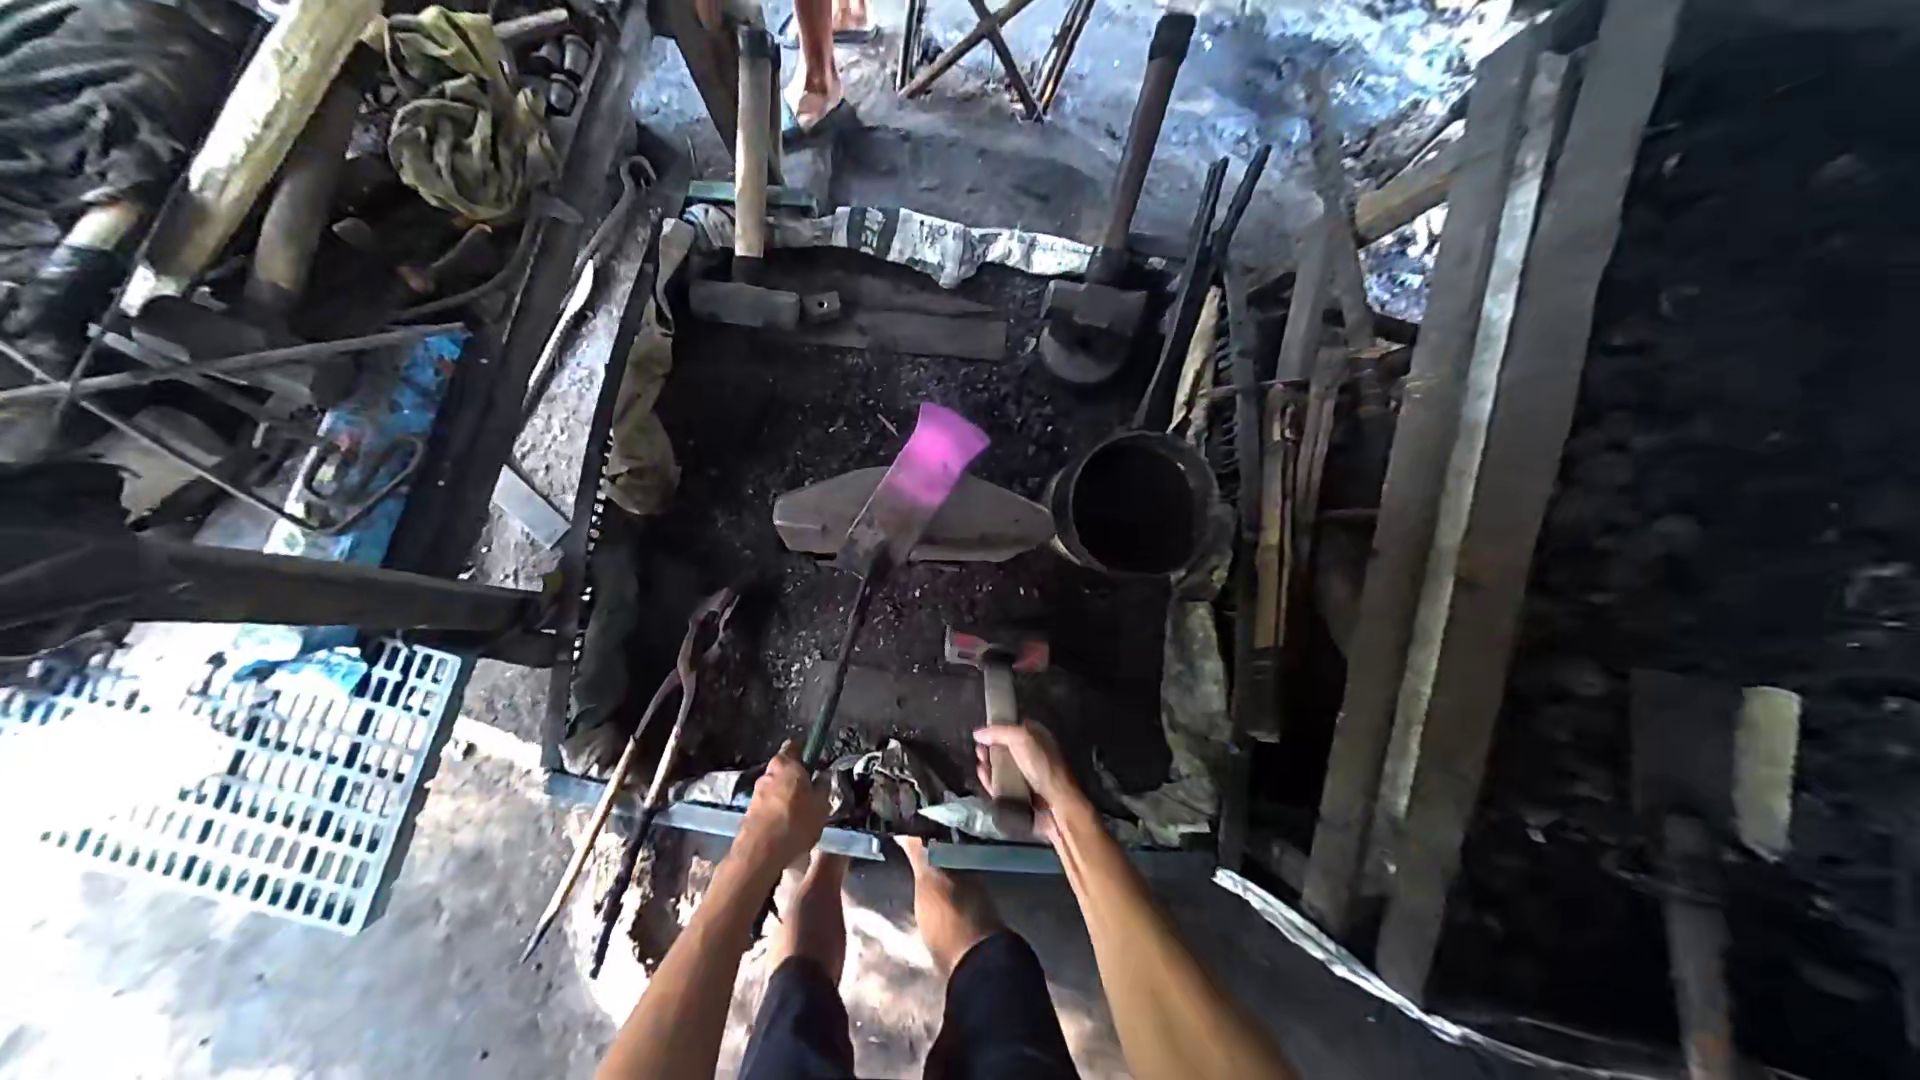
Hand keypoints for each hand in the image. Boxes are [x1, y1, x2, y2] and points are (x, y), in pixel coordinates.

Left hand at [736, 741, 829, 871]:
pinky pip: (768, 806)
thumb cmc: (796, 822)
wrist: (760, 853)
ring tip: (800, 816)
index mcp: (786, 763)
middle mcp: (768, 773)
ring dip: (785, 797)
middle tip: (811, 793)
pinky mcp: (748, 813)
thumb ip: (823, 786)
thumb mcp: (821, 805)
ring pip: (776, 789)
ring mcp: (755, 793)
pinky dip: (777, 812)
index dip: (806, 752)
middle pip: (784, 770)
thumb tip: (822, 776)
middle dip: (795, 778)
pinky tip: (787, 828)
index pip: (795, 746)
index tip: (815, 762)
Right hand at [973, 722, 1089, 845]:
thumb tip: (978, 733)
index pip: (1016, 728)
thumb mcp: (1021, 738)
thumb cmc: (1043, 767)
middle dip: (990, 748)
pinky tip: (982, 776)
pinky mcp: (1021, 796)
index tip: (984, 732)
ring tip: (979, 763)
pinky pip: (1002, 786)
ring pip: (1003, 768)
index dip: (999, 728)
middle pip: (1006, 749)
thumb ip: (999, 732)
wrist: (1057, 806)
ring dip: (988, 764)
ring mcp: (1028, 777)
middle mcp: (1034, 756)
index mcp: (1039, 738)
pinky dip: (990, 780)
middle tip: (978, 750)